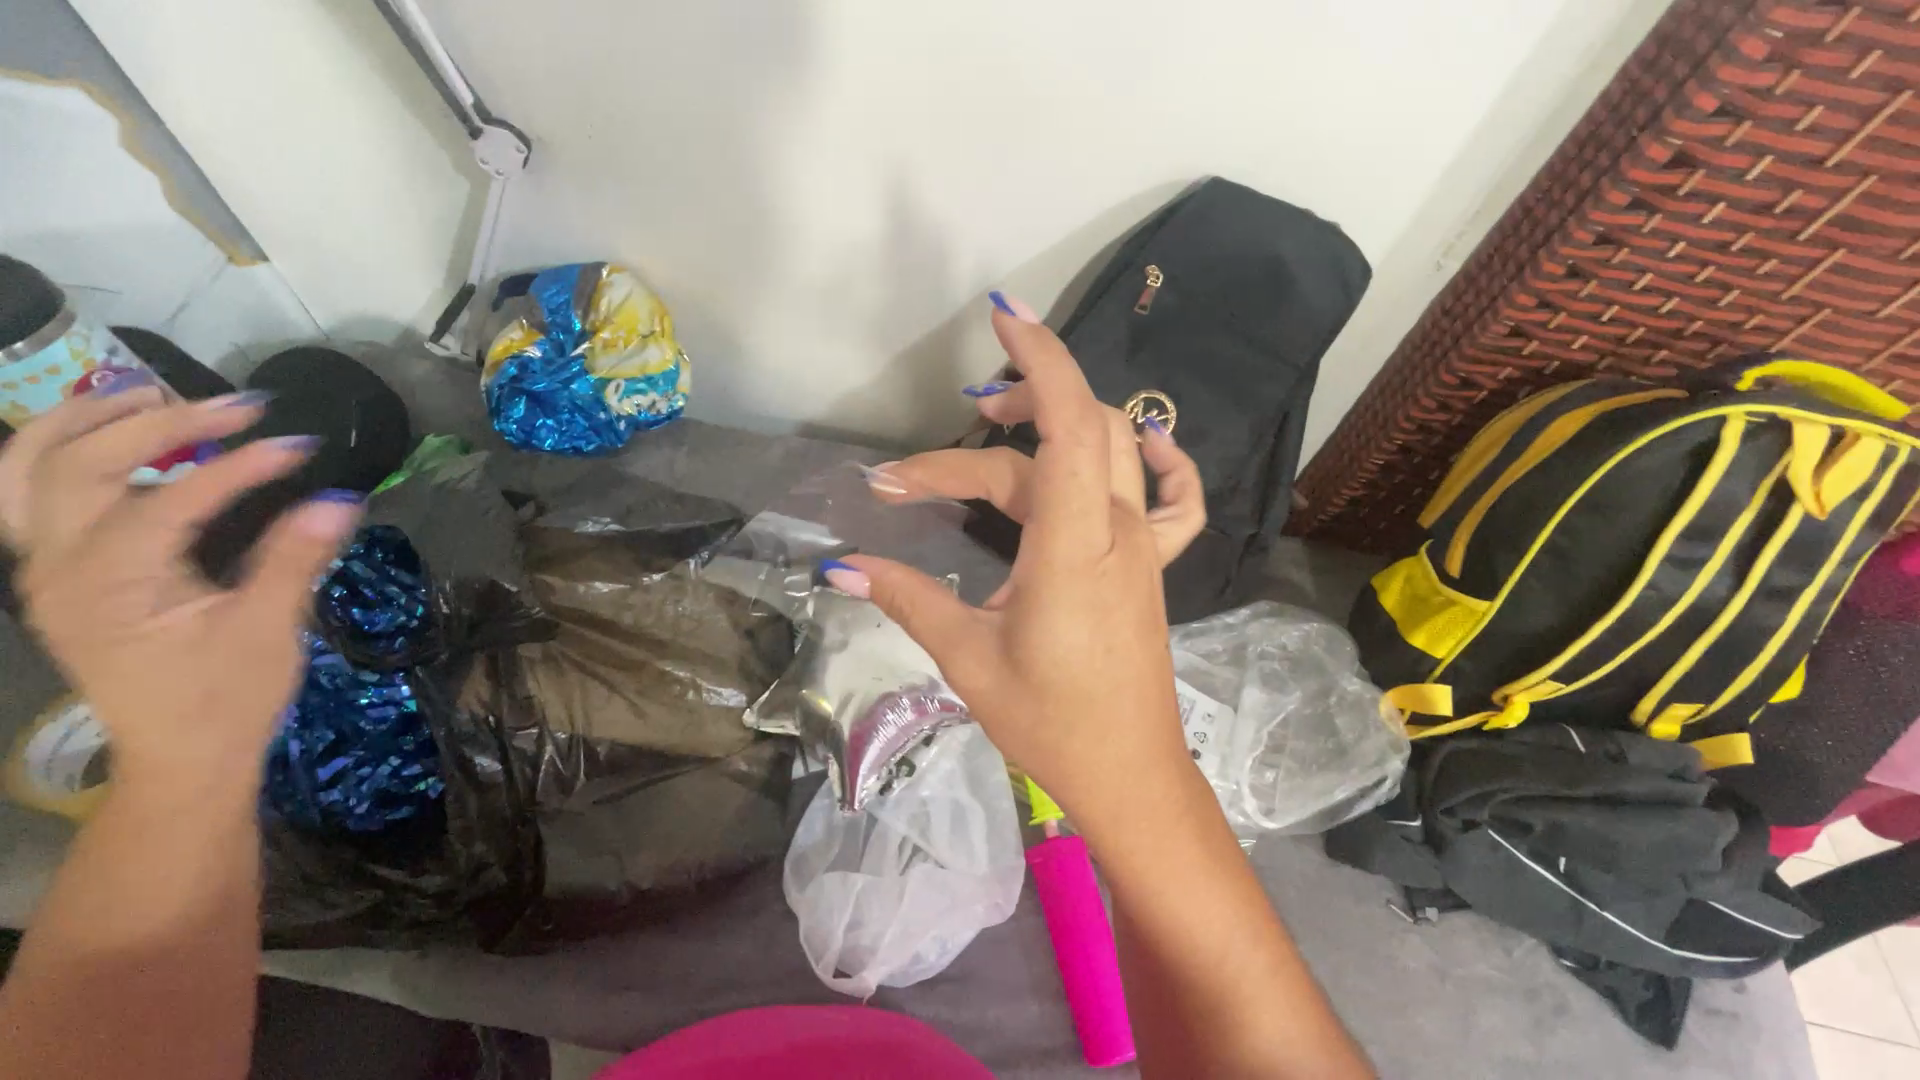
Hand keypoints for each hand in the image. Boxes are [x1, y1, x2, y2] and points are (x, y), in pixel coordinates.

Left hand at [0, 378, 361, 794]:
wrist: (182, 756)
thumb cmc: (228, 700)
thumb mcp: (269, 633)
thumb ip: (294, 561)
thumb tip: (339, 501)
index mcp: (109, 586)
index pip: (167, 500)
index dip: (236, 468)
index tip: (299, 447)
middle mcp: (59, 568)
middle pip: (79, 465)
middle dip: (160, 424)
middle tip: (240, 409)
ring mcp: (49, 569)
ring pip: (28, 470)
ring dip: (84, 422)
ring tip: (153, 396)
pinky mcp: (64, 574)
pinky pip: (31, 496)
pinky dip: (63, 454)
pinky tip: (115, 440)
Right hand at [835, 296, 1205, 821]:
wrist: (1127, 772)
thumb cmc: (1049, 721)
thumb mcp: (966, 659)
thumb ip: (907, 597)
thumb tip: (839, 566)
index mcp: (1072, 545)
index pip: (1068, 424)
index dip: (1041, 361)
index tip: (1003, 318)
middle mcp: (1115, 529)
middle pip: (1068, 433)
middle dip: (997, 419)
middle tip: (913, 474)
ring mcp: (1141, 546)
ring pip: (1107, 452)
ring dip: (1057, 423)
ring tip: (995, 419)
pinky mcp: (1150, 566)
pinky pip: (1173, 500)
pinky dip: (1164, 462)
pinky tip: (1144, 443)